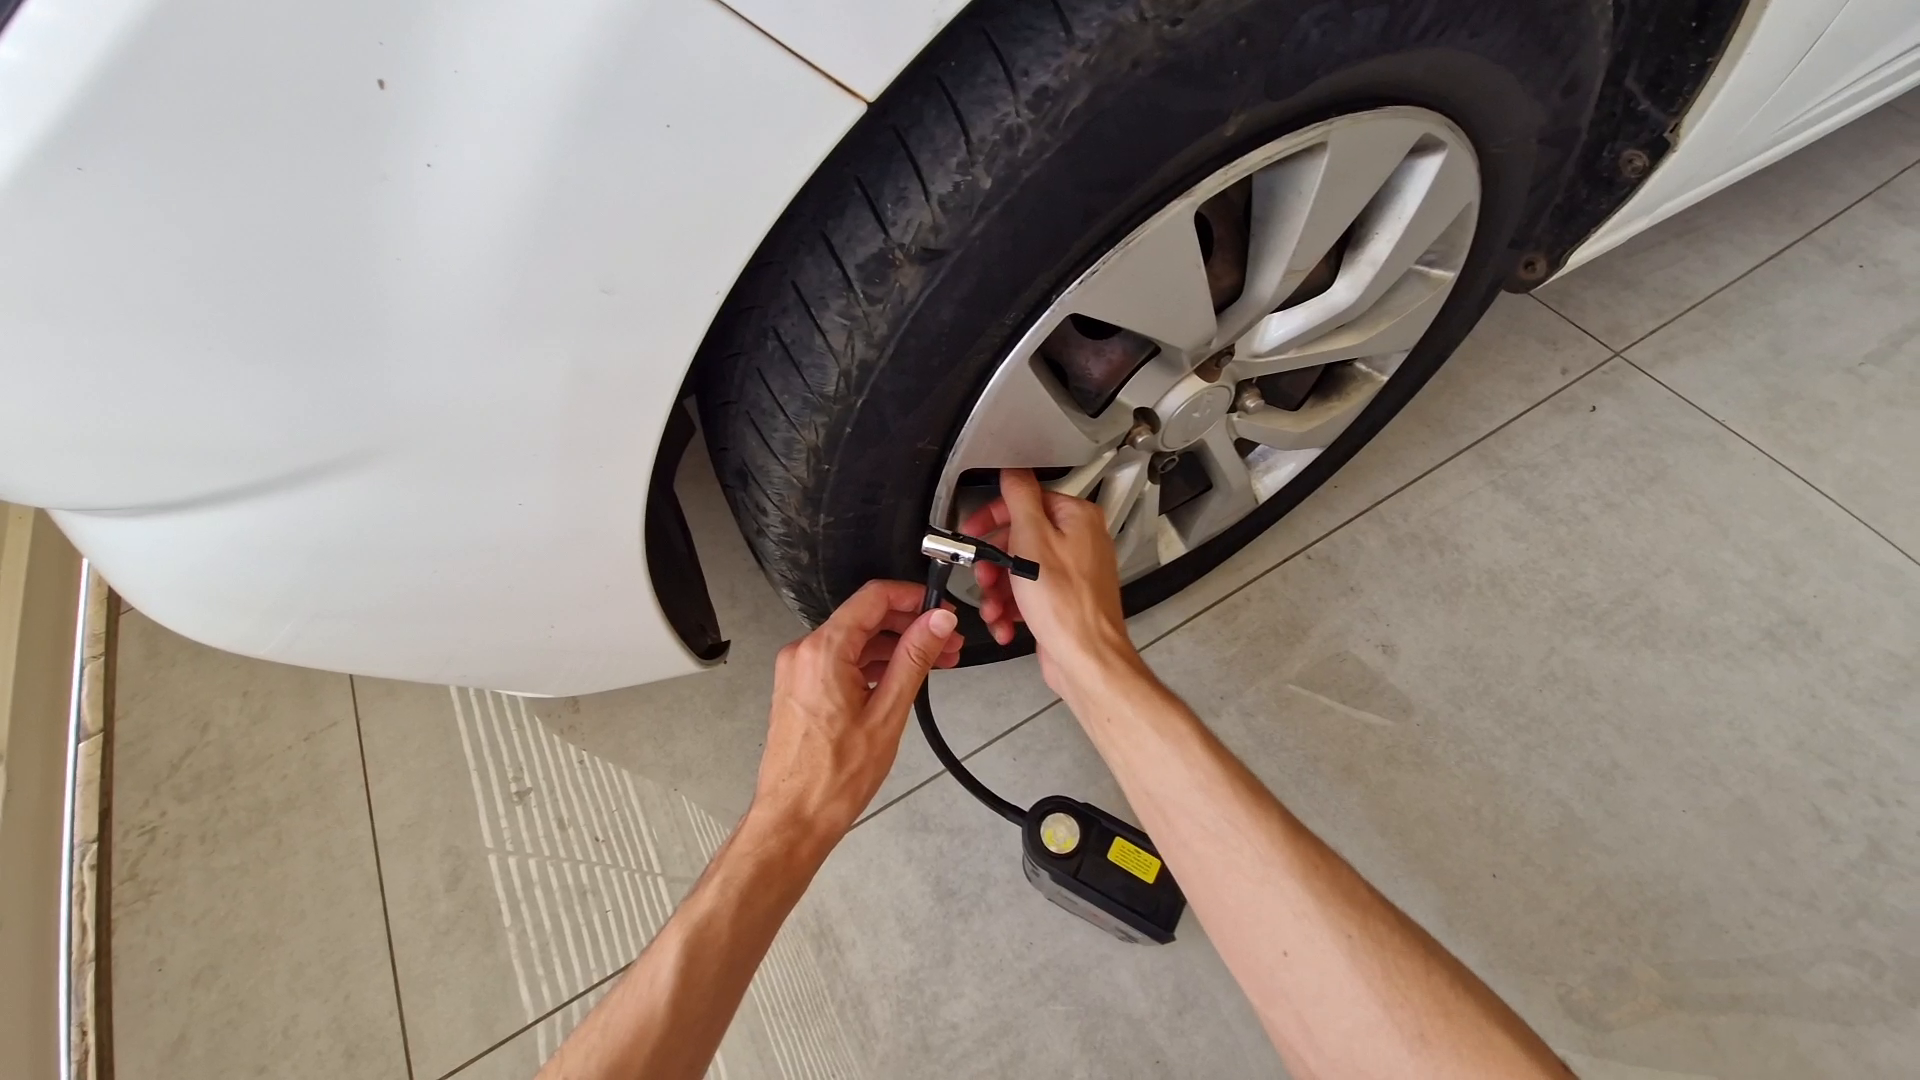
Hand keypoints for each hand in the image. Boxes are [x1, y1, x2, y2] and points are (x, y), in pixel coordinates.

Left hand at [751, 580, 960, 844]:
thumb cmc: (835, 778)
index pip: (873, 597)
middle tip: (948, 642)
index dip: (913, 597)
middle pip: (865, 617)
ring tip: (935, 662)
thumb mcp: (887, 713)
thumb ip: (914, 658)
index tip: (942, 610)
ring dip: (895, 646)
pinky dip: (873, 664)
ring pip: (855, 640)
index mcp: (824, 650)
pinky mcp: (800, 688)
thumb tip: (938, 621)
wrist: (792, 820)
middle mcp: (805, 652)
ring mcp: (799, 670)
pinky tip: (902, 677)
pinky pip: (841, 661)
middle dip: (910, 625)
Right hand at [959, 469, 1142, 692]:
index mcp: (1076, 518)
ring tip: (995, 609)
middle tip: (985, 578)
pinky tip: (1007, 624)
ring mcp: (1073, 572)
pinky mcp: (1064, 599)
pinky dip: (1013, 609)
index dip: (993, 518)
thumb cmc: (1066, 607)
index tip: (973, 532)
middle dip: (994, 563)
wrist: (1085, 659)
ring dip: (999, 591)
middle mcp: (1079, 541)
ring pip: (1020, 570)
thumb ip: (1020, 498)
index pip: (1026, 501)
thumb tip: (1013, 470)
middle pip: (1019, 538)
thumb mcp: (1031, 541)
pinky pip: (1029, 595)